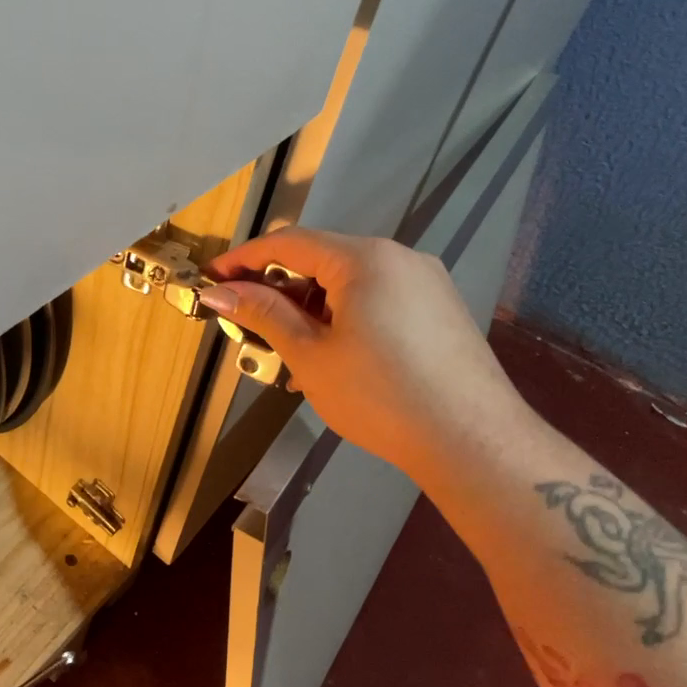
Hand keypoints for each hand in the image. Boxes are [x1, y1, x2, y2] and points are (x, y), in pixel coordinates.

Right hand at [200, 226, 529, 475]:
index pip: (289, 243)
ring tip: (286, 351)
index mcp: (364, 258)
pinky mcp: (440, 310)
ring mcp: (426, 283)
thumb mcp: (309, 354)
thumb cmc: (380, 395)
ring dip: (309, 308)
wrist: (475, 443)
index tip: (211, 279)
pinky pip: (378, 299)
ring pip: (349, 282)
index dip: (244, 259)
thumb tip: (218, 291)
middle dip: (278, 288)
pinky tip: (330, 358)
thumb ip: (262, 313)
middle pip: (320, 259)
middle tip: (246, 322)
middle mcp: (399, 257)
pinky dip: (343, 317)